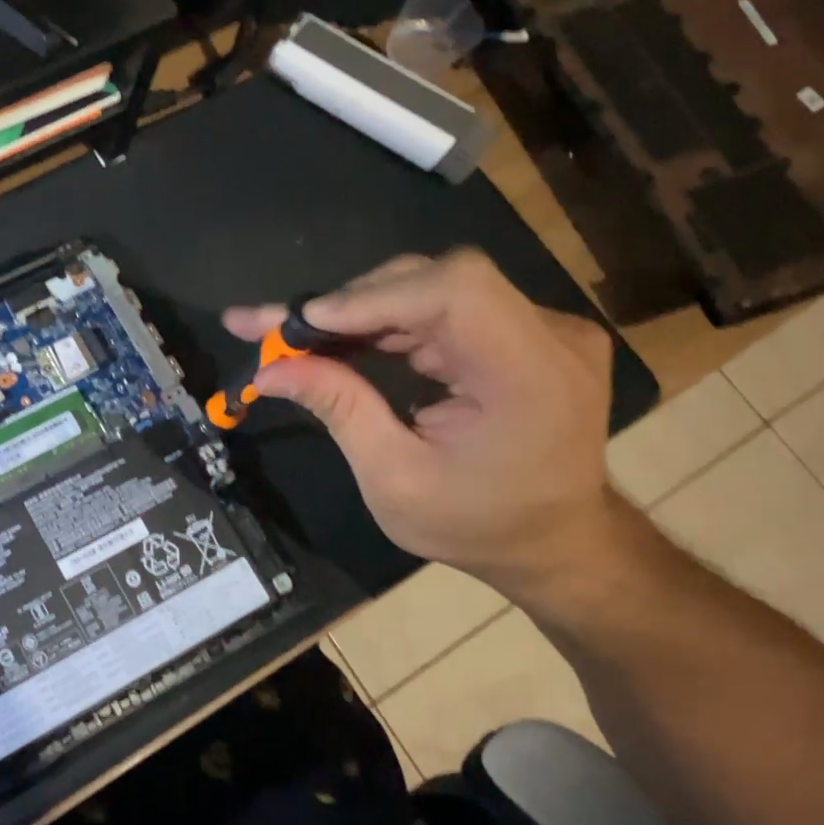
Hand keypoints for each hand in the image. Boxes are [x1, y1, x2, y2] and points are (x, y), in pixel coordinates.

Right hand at [224, 249, 617, 588]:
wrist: (555, 543)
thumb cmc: (477, 526)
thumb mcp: (395, 480)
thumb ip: (340, 409)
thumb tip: (268, 369)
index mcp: (530, 375)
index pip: (455, 291)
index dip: (371, 296)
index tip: (301, 324)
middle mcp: (547, 335)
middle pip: (435, 281)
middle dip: (348, 302)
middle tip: (272, 328)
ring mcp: (539, 328)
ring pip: (430, 288)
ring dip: (356, 311)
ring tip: (290, 336)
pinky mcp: (520, 332)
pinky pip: (440, 308)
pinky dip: (382, 322)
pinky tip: (337, 340)